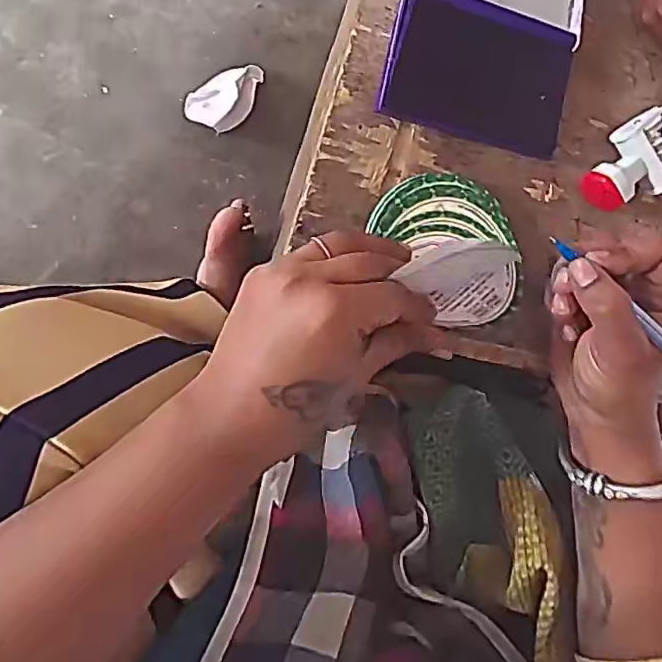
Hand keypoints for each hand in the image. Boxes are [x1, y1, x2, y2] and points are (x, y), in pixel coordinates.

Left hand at [186, 231, 442, 465]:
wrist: (226, 418)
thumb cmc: (294, 413)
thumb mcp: (355, 378)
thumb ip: (396, 343)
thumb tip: (435, 335)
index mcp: (335, 310)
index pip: (391, 295)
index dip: (416, 306)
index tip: (430, 315)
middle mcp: (309, 278)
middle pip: (369, 262)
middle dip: (398, 274)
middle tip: (415, 288)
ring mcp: (282, 270)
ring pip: (340, 243)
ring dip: (370, 250)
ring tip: (392, 260)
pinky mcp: (264, 271)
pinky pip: (310, 251)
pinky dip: (335, 255)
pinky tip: (349, 269)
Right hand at [547, 226, 661, 481]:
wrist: (595, 419)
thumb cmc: (623, 394)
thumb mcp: (622, 350)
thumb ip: (607, 305)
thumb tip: (584, 269)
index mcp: (660, 296)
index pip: (650, 250)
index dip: (624, 250)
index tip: (599, 263)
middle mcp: (633, 289)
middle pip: (610, 248)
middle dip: (587, 263)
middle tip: (572, 279)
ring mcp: (603, 294)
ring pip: (581, 262)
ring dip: (567, 282)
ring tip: (567, 308)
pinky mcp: (576, 302)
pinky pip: (562, 282)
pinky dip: (557, 297)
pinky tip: (564, 320)